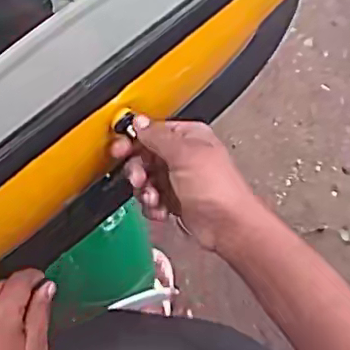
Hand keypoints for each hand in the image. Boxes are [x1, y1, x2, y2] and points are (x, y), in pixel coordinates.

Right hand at [108, 116, 262, 250]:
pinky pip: (152, 198)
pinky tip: (160, 209)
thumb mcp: (183, 154)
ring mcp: (179, 178)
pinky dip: (153, 205)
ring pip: (146, 179)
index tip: (121, 149)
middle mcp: (184, 156)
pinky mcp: (175, 199)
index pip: (152, 131)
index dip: (134, 140)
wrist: (229, 228)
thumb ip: (157, 136)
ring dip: (145, 190)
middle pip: (145, 156)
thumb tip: (138, 122)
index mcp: (189, 137)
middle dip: (138, 169)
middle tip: (138, 178)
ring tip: (154, 197)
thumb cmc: (218, 190)